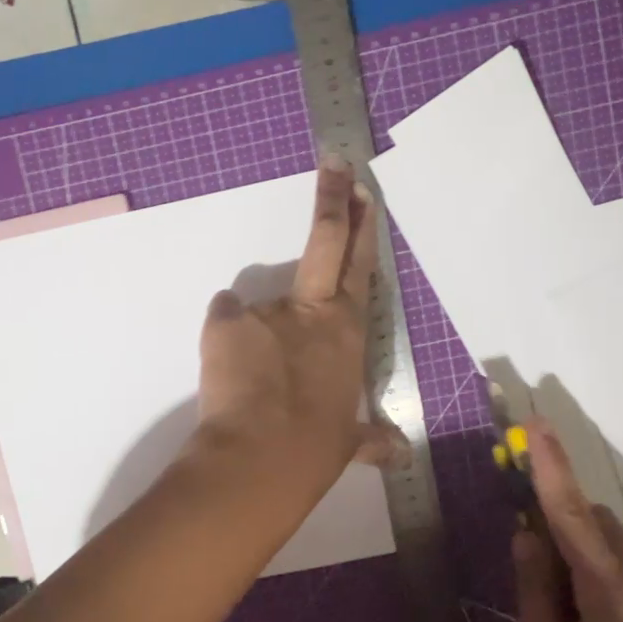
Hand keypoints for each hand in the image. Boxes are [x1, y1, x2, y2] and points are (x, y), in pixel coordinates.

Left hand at [194, 155, 401, 492]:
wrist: (259, 457)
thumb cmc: (315, 450)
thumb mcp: (349, 443)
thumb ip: (370, 439)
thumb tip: (398, 452)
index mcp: (347, 333)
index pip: (360, 269)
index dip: (363, 230)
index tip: (363, 195)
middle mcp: (311, 310)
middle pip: (325, 240)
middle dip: (333, 199)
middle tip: (335, 164)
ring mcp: (267, 310)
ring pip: (262, 307)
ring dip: (260, 333)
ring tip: (254, 377)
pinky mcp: (225, 320)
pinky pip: (227, 317)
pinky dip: (227, 335)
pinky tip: (228, 366)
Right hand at [512, 419, 622, 621]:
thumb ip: (535, 591)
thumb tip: (528, 535)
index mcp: (616, 596)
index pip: (574, 517)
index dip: (552, 467)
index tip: (537, 422)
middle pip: (599, 528)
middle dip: (561, 524)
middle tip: (526, 552)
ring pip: (615, 553)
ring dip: (579, 559)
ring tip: (557, 617)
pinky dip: (598, 581)